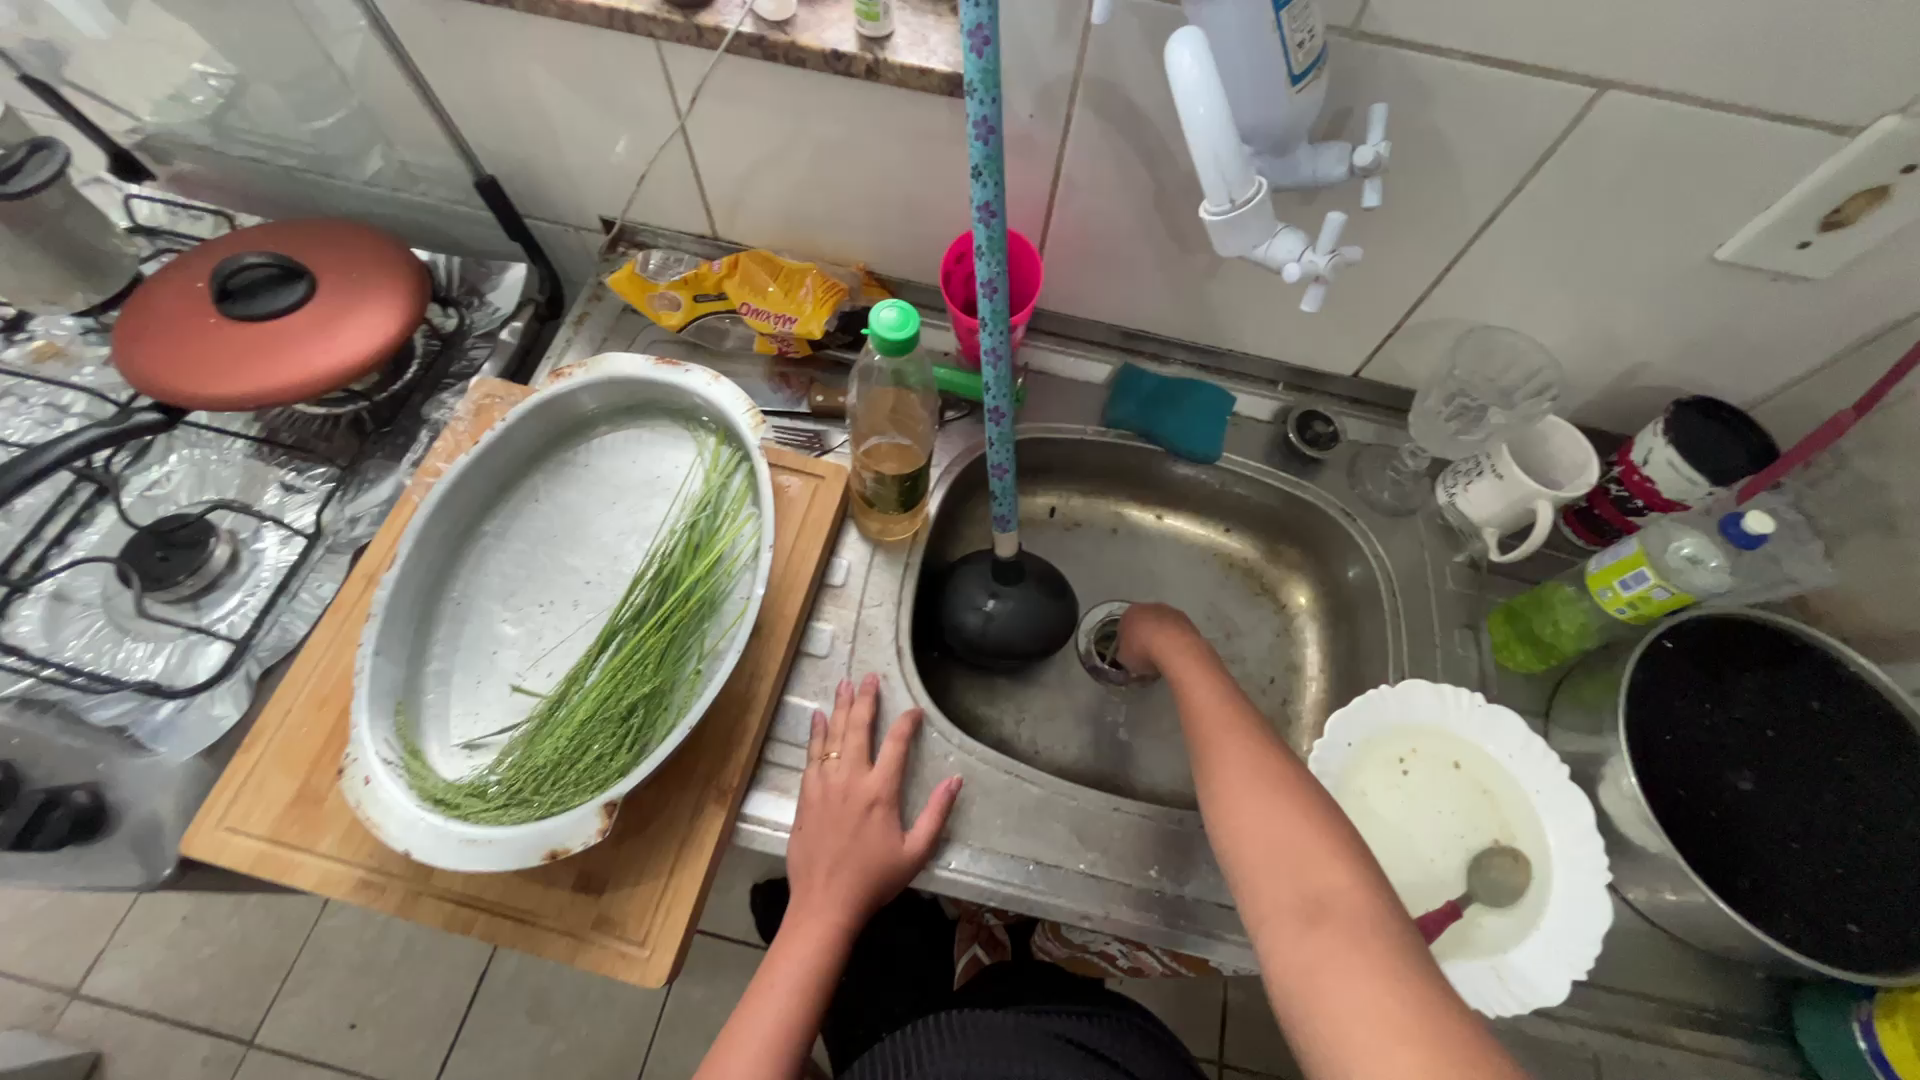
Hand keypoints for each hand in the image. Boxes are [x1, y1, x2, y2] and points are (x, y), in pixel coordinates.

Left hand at [786, 674, 961, 941]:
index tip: (915, 711)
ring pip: (832, 737)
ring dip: (839, 708)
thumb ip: (936, 814)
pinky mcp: (806, 797)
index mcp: (880, 791)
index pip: (896, 743)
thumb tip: (956, 780)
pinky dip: (815, 734)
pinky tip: (817, 719)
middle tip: (868, 676)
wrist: (824, 904)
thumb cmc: (874, 880)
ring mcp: (824, 786)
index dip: (907, 722)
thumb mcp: (916, 852)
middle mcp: (851, 780)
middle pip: (858, 729)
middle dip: (865, 699)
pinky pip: (811, 756)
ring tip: (843, 685)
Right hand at [1114, 602, 1199, 678]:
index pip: (1124, 626)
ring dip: (1162, 637)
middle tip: (1146, 654)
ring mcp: (1170, 611)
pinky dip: (1176, 640)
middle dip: (1145, 636)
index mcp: (1129, 613)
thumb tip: (1128, 654)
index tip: (1131, 654)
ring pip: (1162, 625)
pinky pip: (1177, 631)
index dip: (1126, 641)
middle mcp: (1149, 607)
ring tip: (1164, 656)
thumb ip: (1124, 653)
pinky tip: (1176, 654)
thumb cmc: (1143, 651)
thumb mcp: (1124, 658)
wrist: (1174, 648)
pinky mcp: (1187, 620)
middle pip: (1144, 622)